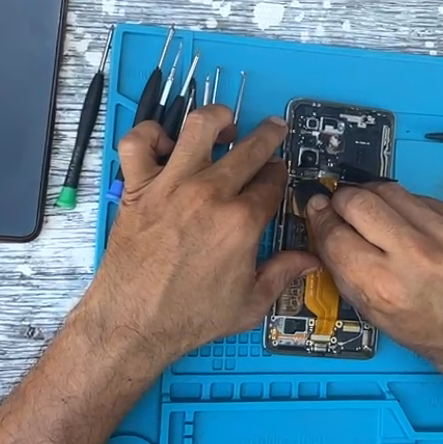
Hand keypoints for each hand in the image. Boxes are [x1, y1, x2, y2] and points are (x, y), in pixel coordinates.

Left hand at [76, 107, 317, 368]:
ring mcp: (171, 186)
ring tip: (225, 126)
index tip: (276, 176)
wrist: (133, 324)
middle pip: (250, 147)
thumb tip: (310, 259)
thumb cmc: (189, 317)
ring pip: (199, 127)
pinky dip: (150, 134)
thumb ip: (282, 273)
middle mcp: (209, 195)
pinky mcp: (137, 188)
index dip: (279, 175)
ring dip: (218, 119)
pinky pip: (139, 142)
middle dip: (268, 135)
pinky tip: (165, 145)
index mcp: (241, 222)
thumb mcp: (249, 304)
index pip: (272, 181)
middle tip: (273, 130)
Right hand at [305, 184, 442, 370]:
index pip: (334, 234)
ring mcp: (441, 232)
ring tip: (374, 216)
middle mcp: (414, 255)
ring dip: (371, 198)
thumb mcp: (365, 306)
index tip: (318, 213)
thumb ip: (337, 261)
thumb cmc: (416, 323)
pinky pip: (413, 194)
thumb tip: (320, 213)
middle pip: (356, 200)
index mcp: (383, 285)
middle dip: (342, 202)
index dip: (321, 220)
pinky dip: (401, 205)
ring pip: (384, 188)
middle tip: (342, 211)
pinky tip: (405, 225)